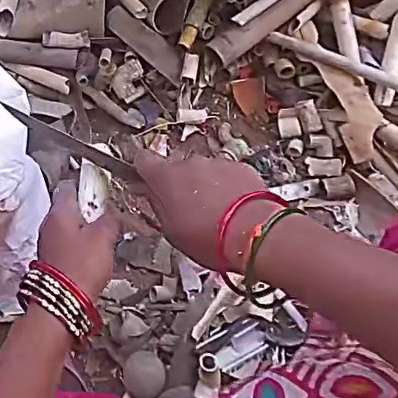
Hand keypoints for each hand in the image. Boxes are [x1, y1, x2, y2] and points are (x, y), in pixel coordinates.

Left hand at [35, 180, 118, 298]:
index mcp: (58, 213)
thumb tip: (112, 214)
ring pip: (69, 228)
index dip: (88, 186)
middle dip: (89, 211)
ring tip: (104, 237)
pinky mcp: (52, 261)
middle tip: (108, 216)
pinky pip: (68, 245)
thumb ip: (110, 219)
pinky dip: (80, 246)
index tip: (103, 192)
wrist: (63, 303)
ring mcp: (48, 243)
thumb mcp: (104, 237)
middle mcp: (48, 225)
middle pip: (70, 208)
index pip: (70, 187)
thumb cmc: (82, 267)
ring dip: (85, 230)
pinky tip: (93, 255)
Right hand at [133, 149, 270, 270]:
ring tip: (215, 217)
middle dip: (179, 186)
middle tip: (186, 212)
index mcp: (166, 177)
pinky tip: (234, 211)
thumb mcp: (171, 231)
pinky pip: (227, 176)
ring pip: (203, 173)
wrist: (255, 233)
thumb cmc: (210, 238)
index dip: (142, 169)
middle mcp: (190, 164)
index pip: (143, 160)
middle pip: (177, 169)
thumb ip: (157, 206)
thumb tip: (150, 194)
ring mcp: (216, 163)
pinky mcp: (240, 168)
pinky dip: (227, 188)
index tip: (144, 179)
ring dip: (205, 188)